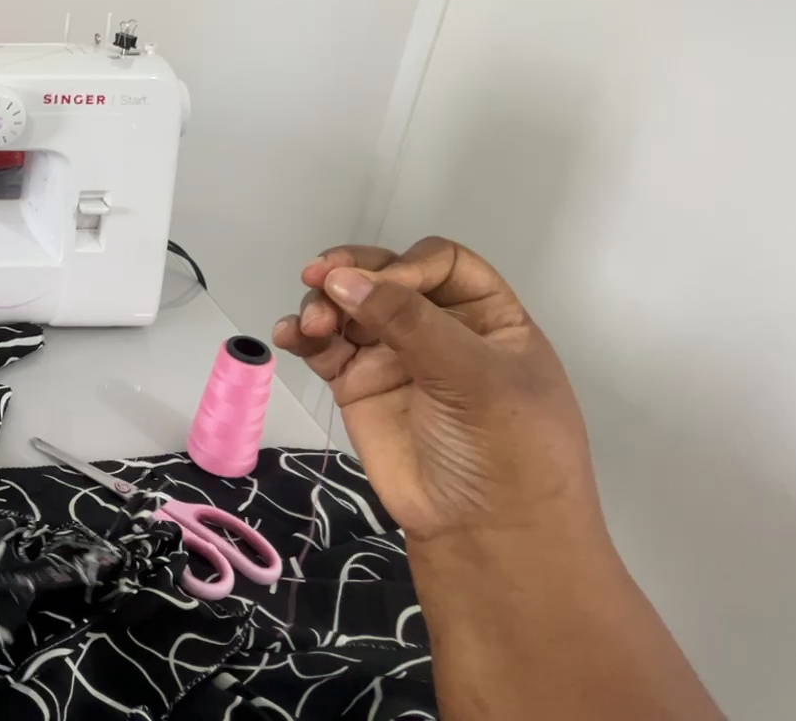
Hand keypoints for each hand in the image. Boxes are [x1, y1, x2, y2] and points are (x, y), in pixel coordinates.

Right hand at [271, 237, 600, 542]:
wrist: (483, 532)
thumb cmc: (507, 450)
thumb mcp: (475, 379)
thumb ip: (408, 322)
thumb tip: (337, 279)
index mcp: (486, 318)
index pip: (441, 264)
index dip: (406, 266)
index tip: (380, 290)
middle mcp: (435, 327)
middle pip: (382, 275)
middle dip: (348, 273)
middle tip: (316, 278)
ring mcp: (391, 354)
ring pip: (343, 305)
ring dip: (320, 305)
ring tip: (310, 328)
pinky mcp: (353, 380)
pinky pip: (320, 344)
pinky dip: (299, 334)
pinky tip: (288, 337)